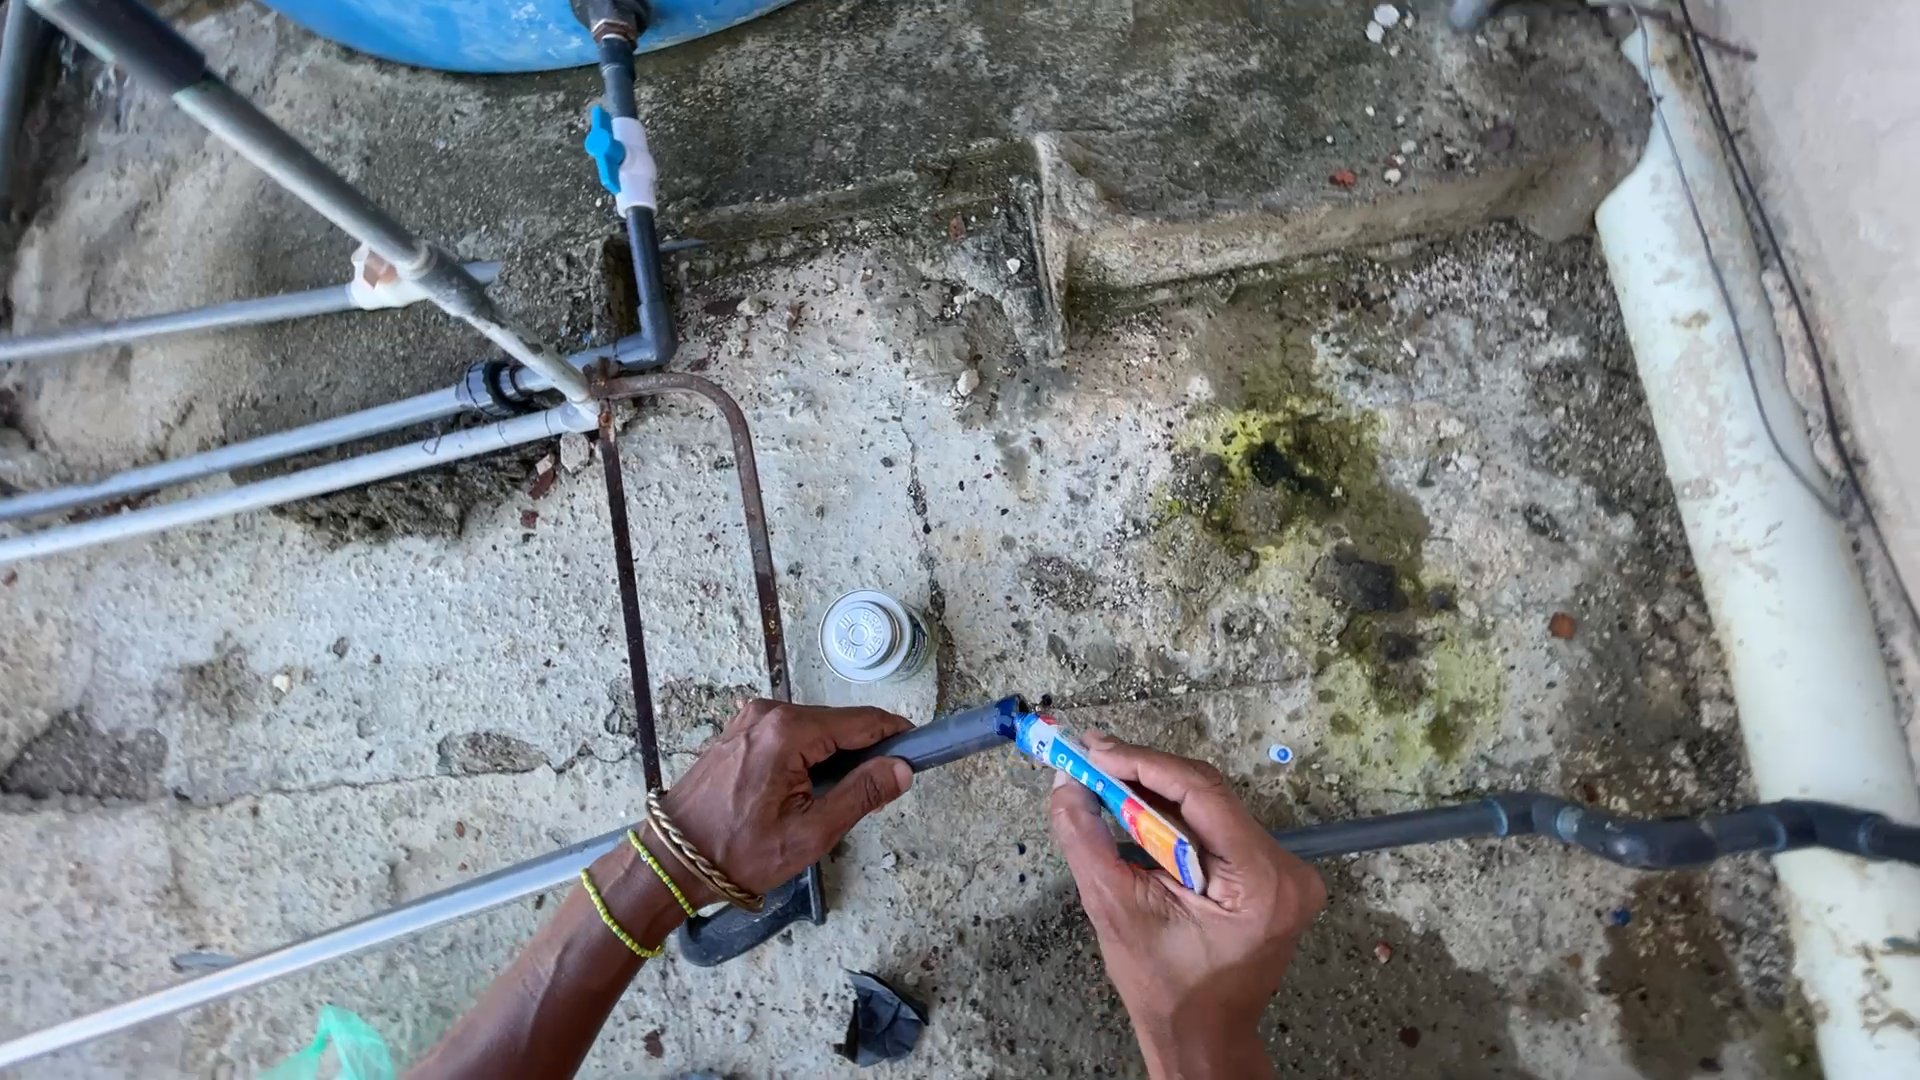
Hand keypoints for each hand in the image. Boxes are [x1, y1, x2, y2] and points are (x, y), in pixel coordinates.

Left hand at [656, 700, 914, 904]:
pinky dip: (810, 752)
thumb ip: (861, 795)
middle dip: (864, 749)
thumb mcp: (809, 833)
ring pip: (816, 728)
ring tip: (842, 795)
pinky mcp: (741, 729)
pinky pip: (791, 732)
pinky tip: (810, 785)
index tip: (918, 748)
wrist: (669, 861)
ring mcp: (752, 717)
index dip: (894, 733)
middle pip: (838, 723)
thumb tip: (902, 769)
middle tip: (880, 788)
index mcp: (789, 731)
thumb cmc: (738, 853)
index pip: (860, 721)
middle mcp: (770, 711)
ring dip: (836, 754)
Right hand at [1048, 732, 1325, 1079]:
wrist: (1202, 1038)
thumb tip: (1064, 782)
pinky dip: (1167, 808)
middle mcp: (1284, 867)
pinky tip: (1130, 798)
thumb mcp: (1114, 910)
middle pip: (1205, 791)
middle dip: (1143, 771)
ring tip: (1101, 772)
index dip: (1144, 763)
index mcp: (1261, 882)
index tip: (1094, 749)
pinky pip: (1210, 820)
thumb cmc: (1163, 988)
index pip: (1201, 794)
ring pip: (1206, 800)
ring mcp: (1281, 868)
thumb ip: (1085, 840)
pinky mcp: (1265, 869)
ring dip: (1152, 786)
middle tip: (1090, 755)